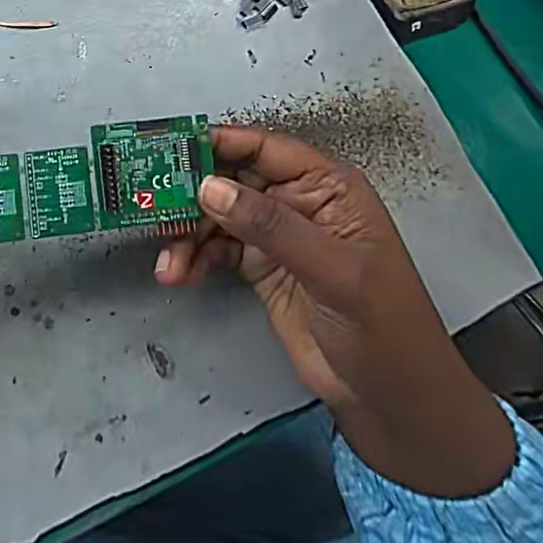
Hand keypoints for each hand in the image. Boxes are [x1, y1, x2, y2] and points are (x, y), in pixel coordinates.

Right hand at [154, 126, 514, 496]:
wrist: (391, 399)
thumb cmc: (382, 324)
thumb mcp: (332, 271)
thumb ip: (271, 226)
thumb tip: (209, 187)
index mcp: (325, 186)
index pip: (265, 148)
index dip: (218, 143)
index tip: (170, 147)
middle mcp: (296, 201)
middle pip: (232, 179)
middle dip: (191, 192)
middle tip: (151, 203)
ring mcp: (275, 234)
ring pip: (217, 216)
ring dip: (187, 234)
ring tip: (167, 261)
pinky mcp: (259, 266)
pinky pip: (216, 250)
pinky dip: (194, 258)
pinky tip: (177, 273)